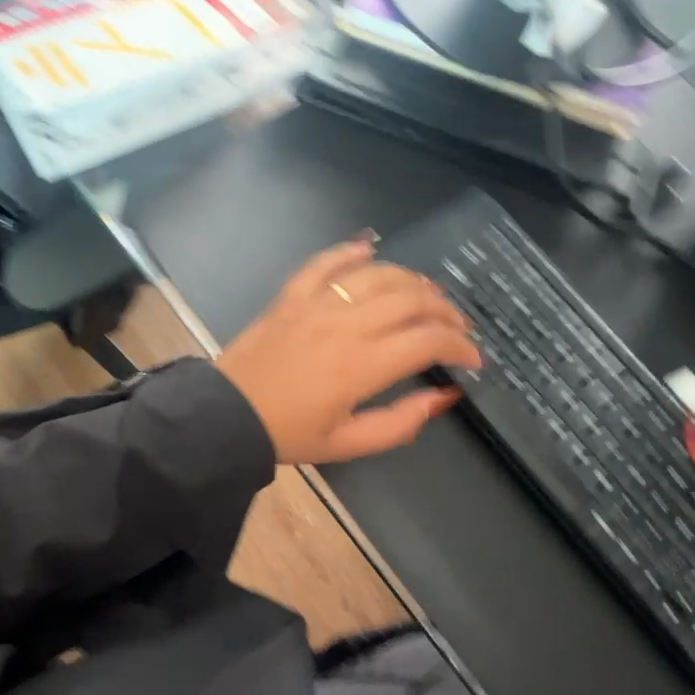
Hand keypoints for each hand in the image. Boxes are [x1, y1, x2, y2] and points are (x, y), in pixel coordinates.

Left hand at [215, 242, 480, 465]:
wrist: (223, 416)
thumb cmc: (285, 435)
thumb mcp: (346, 444)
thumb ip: (398, 423)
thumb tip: (443, 396)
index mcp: (362, 365)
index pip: (430, 340)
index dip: (461, 346)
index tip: (471, 359)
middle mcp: (345, 325)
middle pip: (413, 299)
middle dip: (446, 311)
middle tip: (456, 327)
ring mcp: (315, 305)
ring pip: (378, 275)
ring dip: (411, 280)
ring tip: (427, 294)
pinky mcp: (289, 298)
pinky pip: (324, 263)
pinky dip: (350, 252)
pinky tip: (370, 250)